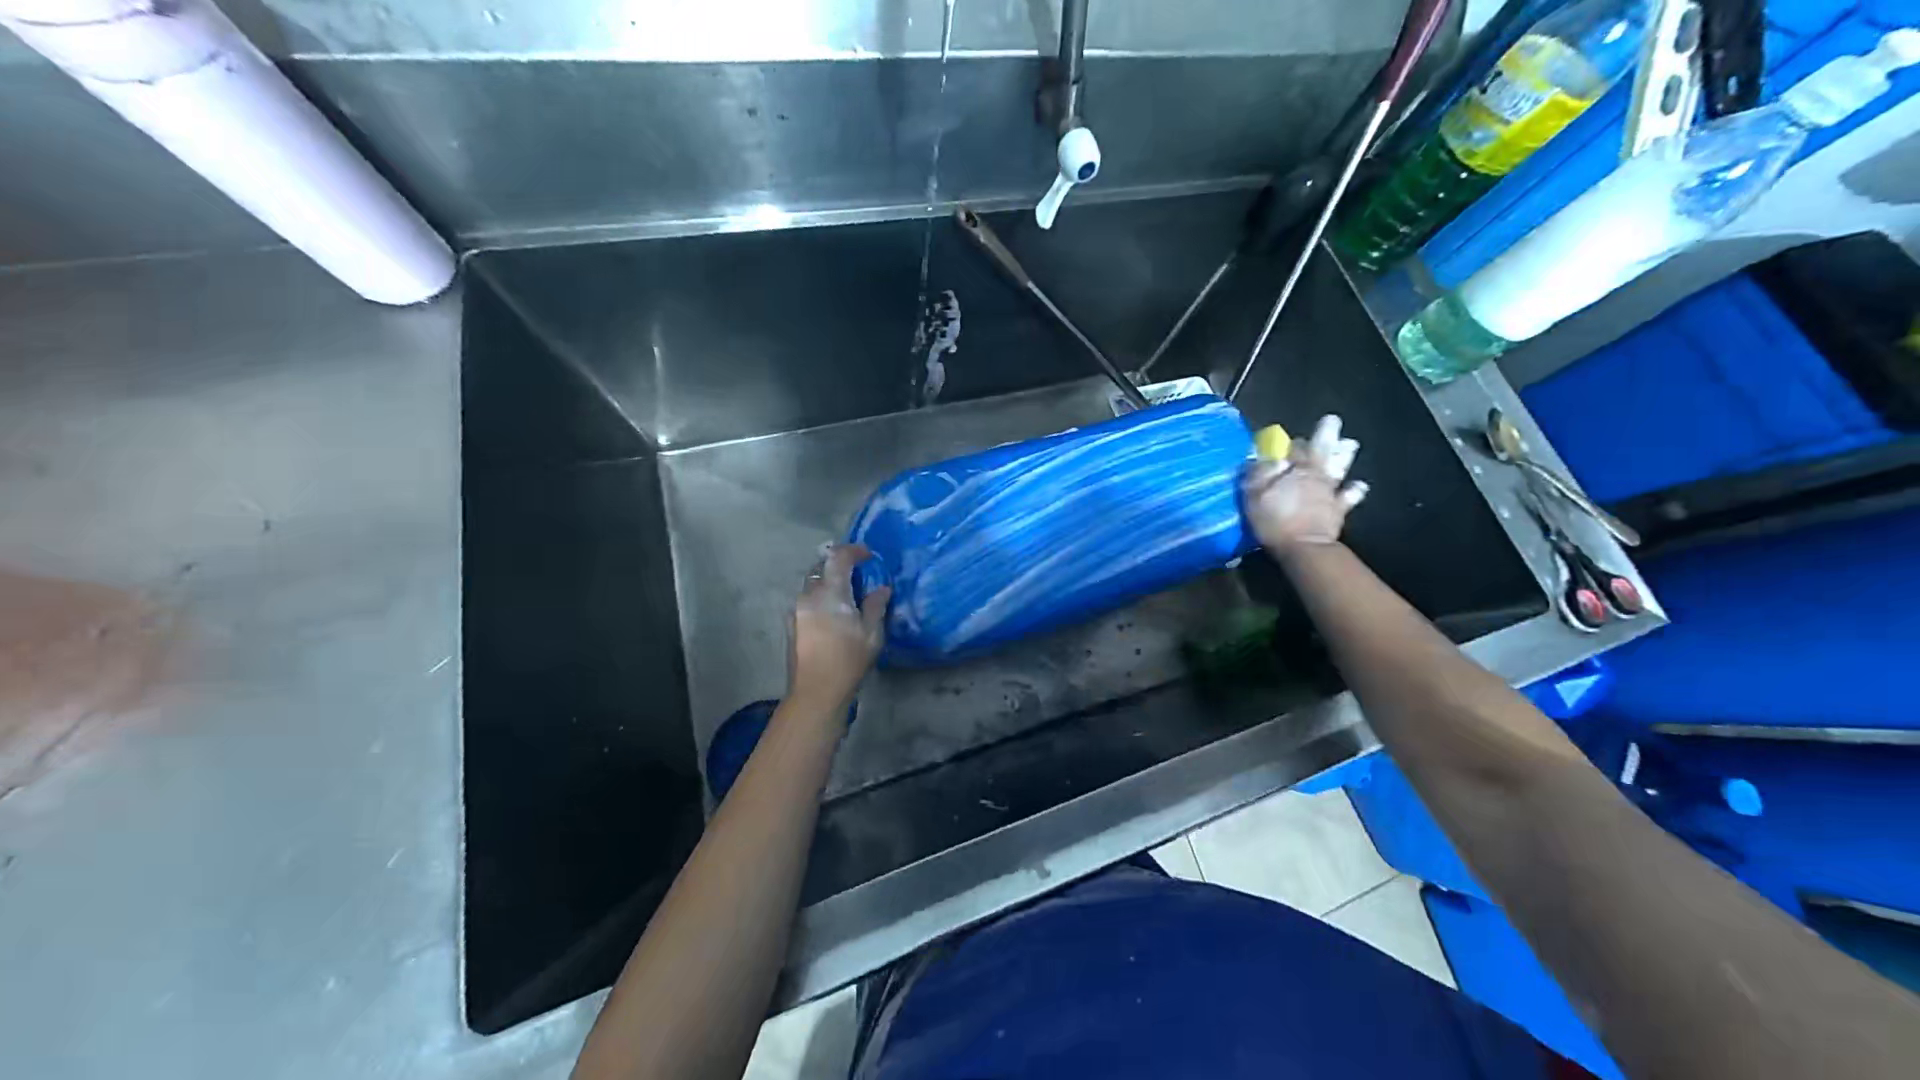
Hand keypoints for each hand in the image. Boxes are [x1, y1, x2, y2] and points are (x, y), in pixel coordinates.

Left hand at [788, 543, 890, 711]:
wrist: (815, 693)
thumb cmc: (848, 661)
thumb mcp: (872, 634)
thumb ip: (876, 606)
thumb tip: (881, 588)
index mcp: (830, 593)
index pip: (838, 557)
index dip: (854, 550)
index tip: (868, 556)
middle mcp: (808, 595)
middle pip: (822, 567)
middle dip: (839, 565)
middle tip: (858, 575)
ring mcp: (795, 609)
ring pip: (812, 584)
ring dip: (828, 583)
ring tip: (846, 597)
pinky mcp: (790, 624)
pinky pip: (806, 600)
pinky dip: (820, 598)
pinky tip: (832, 615)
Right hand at [1242, 414, 1369, 551]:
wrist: (1304, 548)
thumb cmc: (1274, 521)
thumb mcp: (1254, 495)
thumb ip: (1257, 472)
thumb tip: (1259, 454)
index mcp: (1295, 468)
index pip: (1292, 447)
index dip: (1288, 441)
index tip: (1284, 438)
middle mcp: (1316, 475)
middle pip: (1321, 450)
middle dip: (1326, 434)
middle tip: (1332, 421)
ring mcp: (1330, 491)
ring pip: (1339, 467)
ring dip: (1344, 455)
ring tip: (1350, 444)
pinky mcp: (1338, 510)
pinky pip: (1349, 497)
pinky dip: (1355, 490)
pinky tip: (1360, 485)